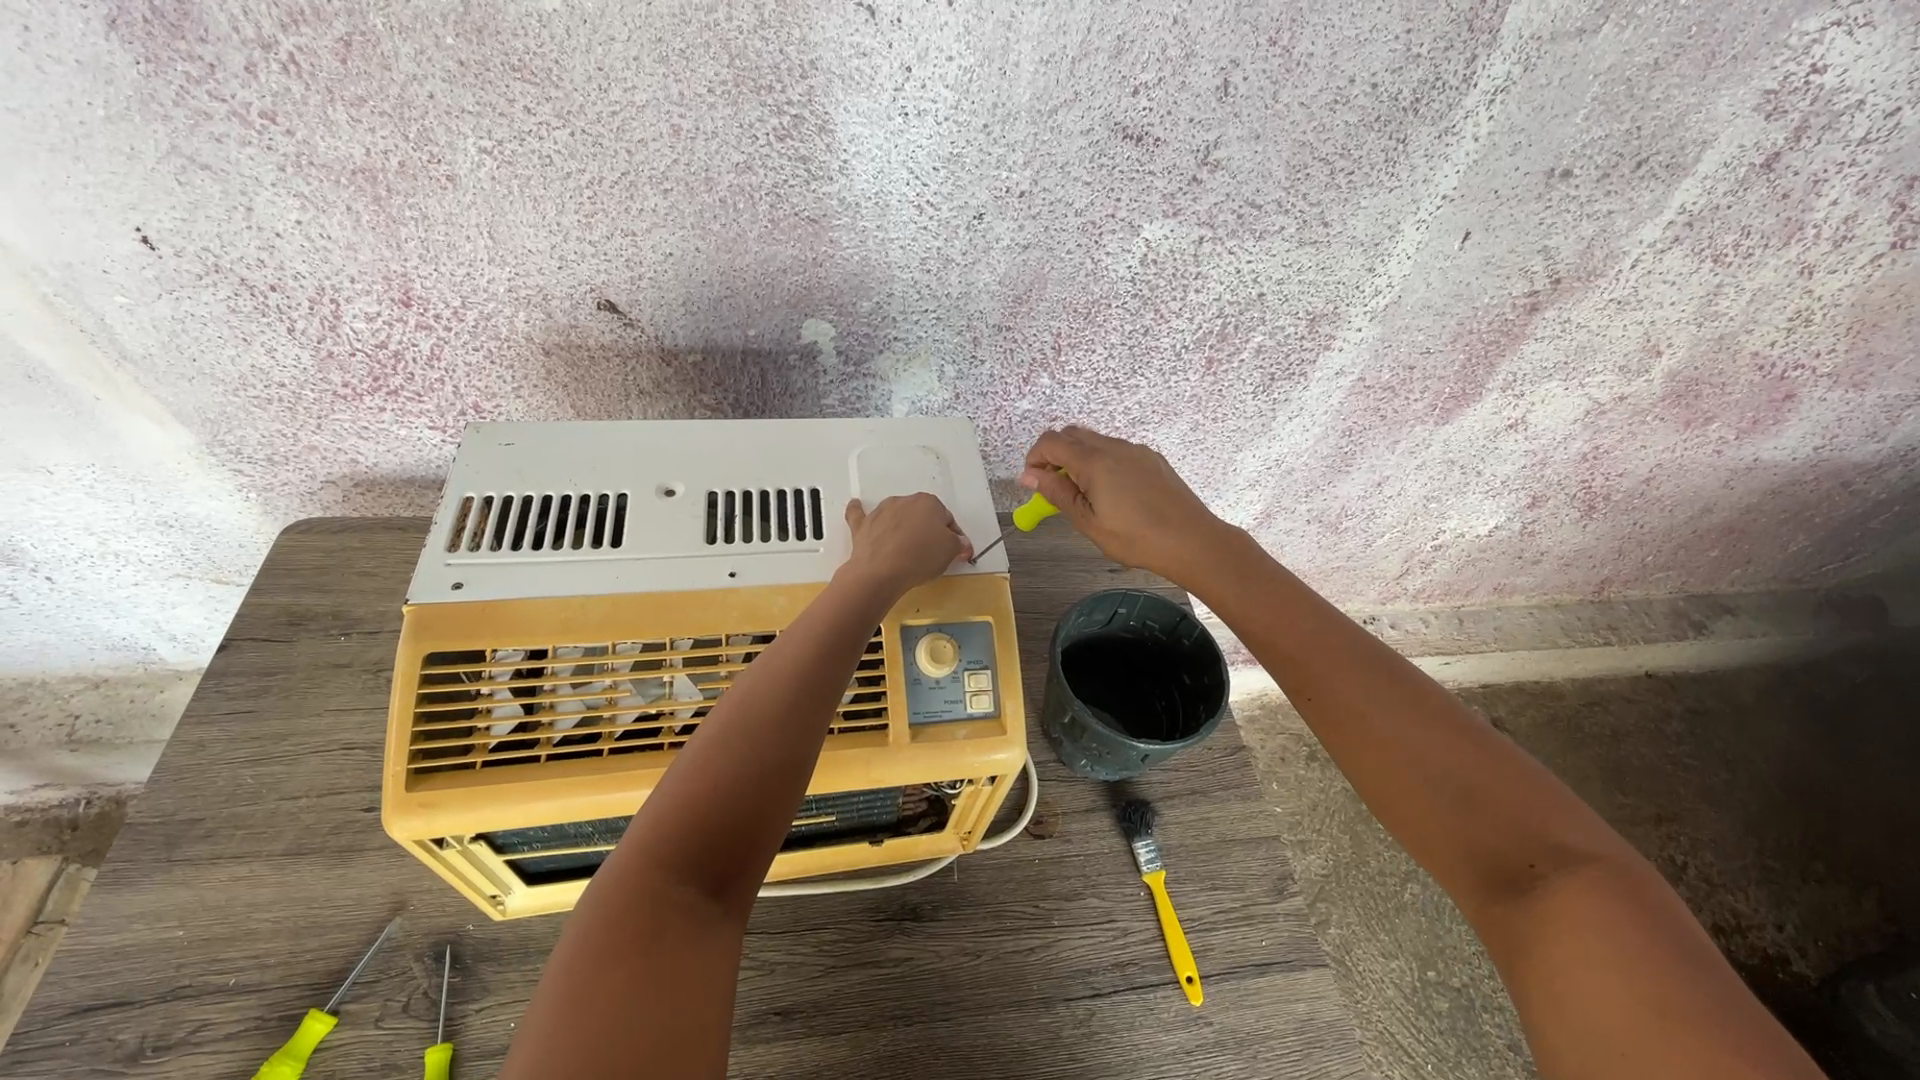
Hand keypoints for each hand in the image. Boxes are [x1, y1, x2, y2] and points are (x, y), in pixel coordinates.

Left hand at [840, 493, 972, 595]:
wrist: (881, 571)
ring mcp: (881, 512)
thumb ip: (959, 544)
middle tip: (932, 554)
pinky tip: (857, 505)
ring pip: (896, 516)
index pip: (947, 519)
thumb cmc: (920, 557)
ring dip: (902, 527)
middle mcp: (904, 501)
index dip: (953, 538)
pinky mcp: (862, 525)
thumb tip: (961, 543)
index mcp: (929, 502)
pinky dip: (859, 511)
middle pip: (922, 516)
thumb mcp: (951, 551)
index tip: (953, 552)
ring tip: (907, 550)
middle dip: (928, 531)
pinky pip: (860, 514)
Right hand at [1021, 426, 1237, 583]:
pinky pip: (1117, 451)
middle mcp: (1115, 447)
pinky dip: (1102, 463)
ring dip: (1079, 459)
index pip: (1051, 441)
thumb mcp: (1088, 522)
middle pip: (1072, 434)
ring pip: (1096, 441)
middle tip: (1054, 488)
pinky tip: (1112, 494)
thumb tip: (1029, 475)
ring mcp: (1136, 450)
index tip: (1034, 483)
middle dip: (1054, 455)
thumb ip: (1057, 493)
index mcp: (1095, 461)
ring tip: (1084, 495)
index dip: (1034, 458)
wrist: (1191, 540)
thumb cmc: (1136, 538)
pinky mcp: (1152, 459)